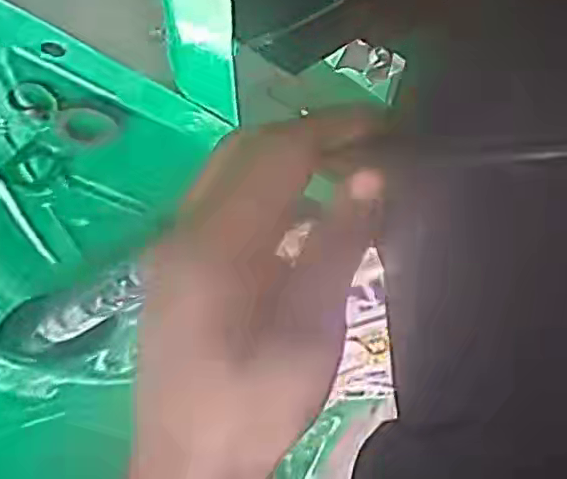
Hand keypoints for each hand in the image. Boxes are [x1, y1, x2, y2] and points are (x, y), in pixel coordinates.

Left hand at [130, 111, 382, 478]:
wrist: (187, 476)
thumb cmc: (253, 406)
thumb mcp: (309, 332)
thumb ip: (337, 246)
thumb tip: (372, 174)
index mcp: (214, 246)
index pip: (279, 153)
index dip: (336, 127)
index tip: (386, 123)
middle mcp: (186, 232)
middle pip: (251, 146)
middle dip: (315, 130)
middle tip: (372, 134)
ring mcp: (180, 246)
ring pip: (240, 165)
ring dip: (297, 152)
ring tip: (352, 160)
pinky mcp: (186, 262)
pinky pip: (236, 195)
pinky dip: (280, 182)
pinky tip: (316, 208)